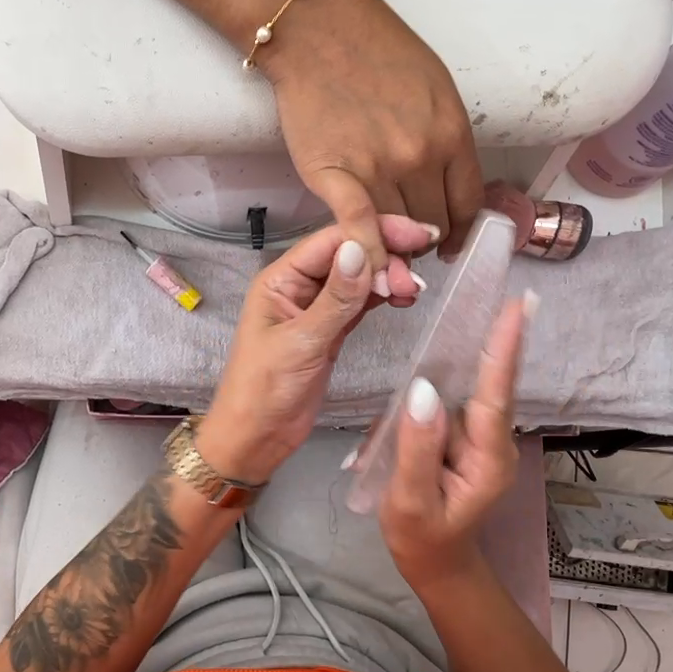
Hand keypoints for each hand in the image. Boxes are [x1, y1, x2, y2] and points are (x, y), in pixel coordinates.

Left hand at [199, 215, 435, 483]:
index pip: (332, 240)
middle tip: (416, 278)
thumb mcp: (301, 343)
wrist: (256, 437)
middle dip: (386, 256)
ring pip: (359, 277)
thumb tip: (360, 249)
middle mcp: (298, 286)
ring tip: (414, 291)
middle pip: (349, 253)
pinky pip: (362, 302)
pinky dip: (384, 296)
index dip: (373, 234)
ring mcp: (316, 308)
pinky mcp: (332, 330)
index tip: (414, 238)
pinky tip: (405, 297)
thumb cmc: (264, 390)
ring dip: (389, 276)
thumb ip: (334, 299)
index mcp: (280, 279)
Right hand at [260, 0, 481, 271]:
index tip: (445, 244)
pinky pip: (359, 229)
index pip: (466, 205)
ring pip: (396, 232)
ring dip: (391, 247)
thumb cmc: (377, 51)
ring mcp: (379, 169)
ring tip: (379, 249)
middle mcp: (422, 156)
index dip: (457, 233)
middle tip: (404, 244)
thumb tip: (443, 186)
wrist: (318, 33)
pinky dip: (367, 255)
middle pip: (430, 225)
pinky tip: (368, 269)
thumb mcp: (434, 88)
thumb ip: (444, 139)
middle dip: (420, 241)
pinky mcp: (336, 177)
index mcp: (452, 132)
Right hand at [379, 292, 533, 584]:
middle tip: (490, 291)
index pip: (495, 395)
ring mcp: (481, 441)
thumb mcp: (410, 498)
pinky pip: (446, 412)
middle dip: (481, 344)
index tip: (519, 305)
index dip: (505, 349)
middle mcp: (494, 443)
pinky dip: (423, 409)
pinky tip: (398, 427)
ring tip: (412, 406)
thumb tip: (421, 389)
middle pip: (482, 387)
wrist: (435, 563)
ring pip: (457, 398)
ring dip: (433, 388)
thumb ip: (416, 446)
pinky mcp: (466, 441)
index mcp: (488, 458)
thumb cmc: (421, 537)